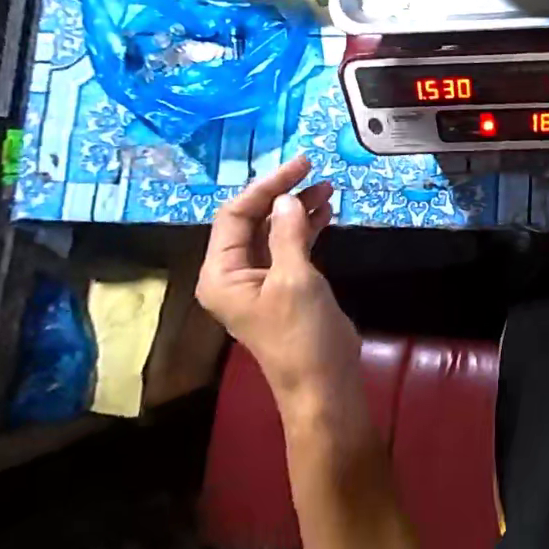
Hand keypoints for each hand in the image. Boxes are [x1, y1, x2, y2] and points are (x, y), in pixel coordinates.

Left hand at [196, 156, 359, 403]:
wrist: (323, 383)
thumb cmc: (302, 334)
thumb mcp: (294, 279)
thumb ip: (287, 235)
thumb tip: (286, 199)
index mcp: (222, 274)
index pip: (235, 216)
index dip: (266, 187)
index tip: (299, 165)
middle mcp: (234, 274)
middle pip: (253, 221)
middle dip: (282, 194)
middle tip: (314, 170)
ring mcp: (261, 280)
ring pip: (274, 232)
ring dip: (298, 209)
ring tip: (326, 187)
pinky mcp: (285, 287)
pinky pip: (291, 247)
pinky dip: (307, 229)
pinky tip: (326, 211)